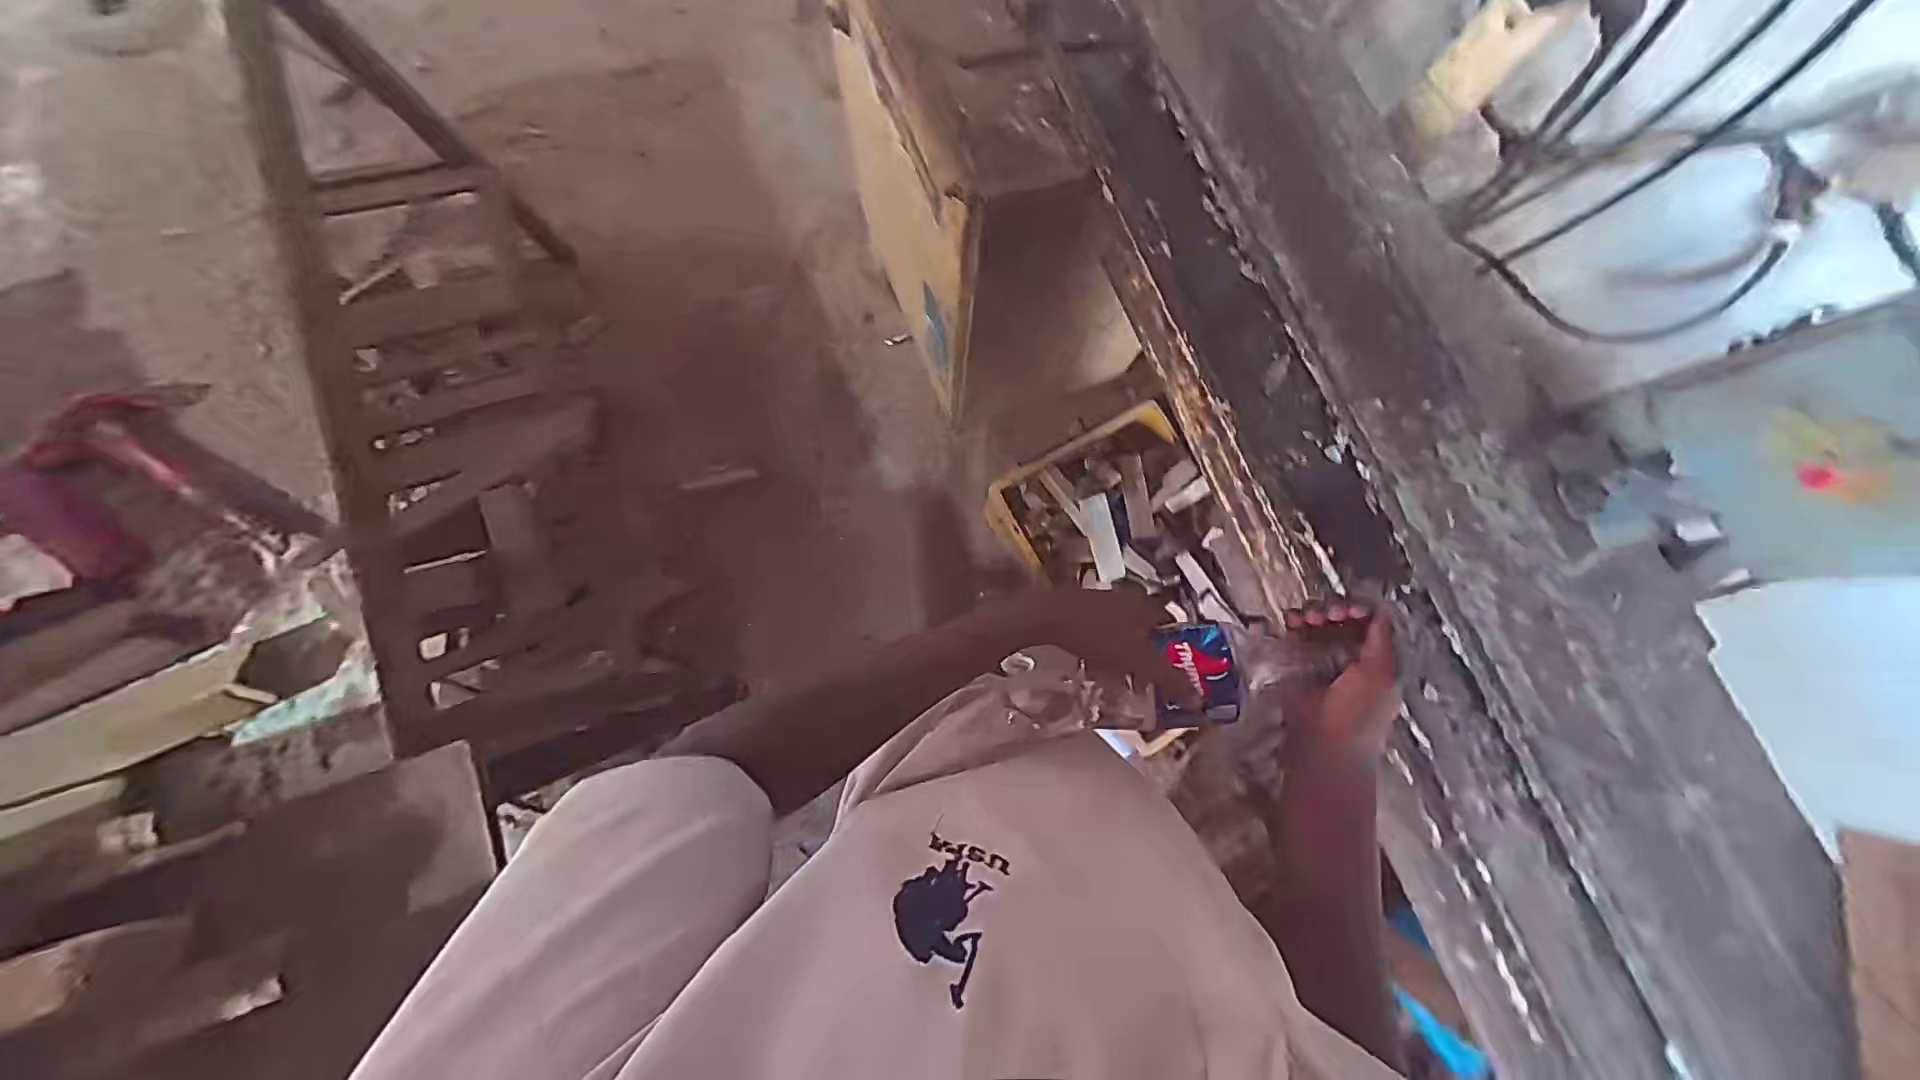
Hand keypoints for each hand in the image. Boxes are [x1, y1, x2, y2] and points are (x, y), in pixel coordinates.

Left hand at [1016, 587, 1199, 706]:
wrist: (1048, 617)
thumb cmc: (1098, 634)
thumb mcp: (1138, 660)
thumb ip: (1169, 679)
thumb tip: (1199, 699)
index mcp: (1145, 604)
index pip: (1171, 623)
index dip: (1177, 646)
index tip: (1177, 669)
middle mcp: (1126, 598)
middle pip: (1145, 629)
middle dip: (1147, 655)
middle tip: (1147, 680)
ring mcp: (1100, 602)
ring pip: (1120, 632)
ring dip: (1123, 656)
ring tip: (1121, 680)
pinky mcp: (1077, 609)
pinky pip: (1097, 633)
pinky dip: (1101, 652)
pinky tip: (1094, 669)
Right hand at [1278, 602, 1398, 767]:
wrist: (1323, 742)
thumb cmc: (1358, 714)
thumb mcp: (1379, 674)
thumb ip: (1381, 640)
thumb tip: (1384, 611)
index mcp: (1375, 660)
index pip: (1369, 625)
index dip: (1361, 612)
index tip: (1351, 609)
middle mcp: (1349, 657)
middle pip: (1342, 621)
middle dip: (1336, 611)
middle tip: (1330, 614)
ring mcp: (1322, 659)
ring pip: (1318, 624)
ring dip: (1314, 615)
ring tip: (1310, 618)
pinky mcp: (1297, 662)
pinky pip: (1296, 635)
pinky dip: (1294, 623)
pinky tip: (1293, 620)